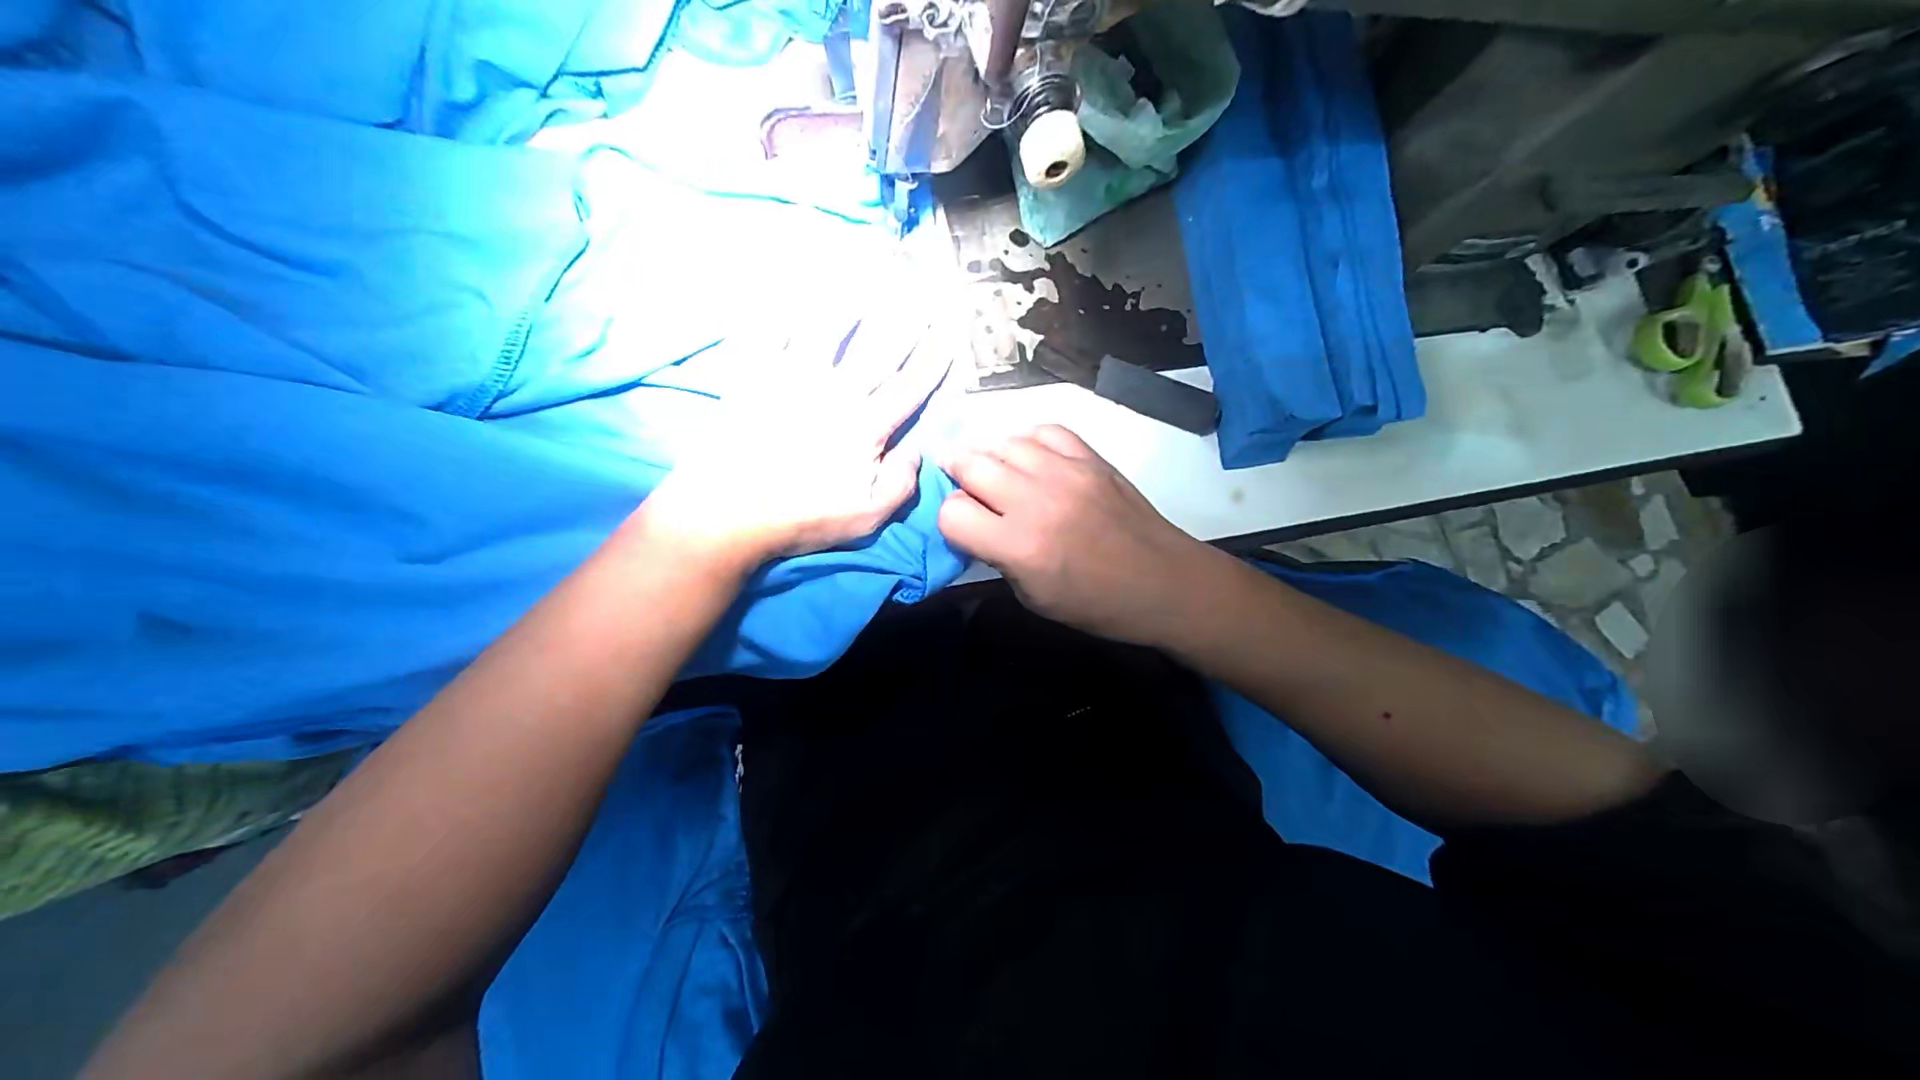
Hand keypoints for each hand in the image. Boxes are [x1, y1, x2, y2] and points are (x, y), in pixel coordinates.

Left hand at [635, 311, 949, 568]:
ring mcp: (792, 379)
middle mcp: (834, 393)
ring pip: (825, 326)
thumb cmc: (799, 518)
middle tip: (920, 287)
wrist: (727, 512)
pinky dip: (779, 304)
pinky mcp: (754, 376)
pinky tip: (788, 283)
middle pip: (876, 346)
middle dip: (903, 315)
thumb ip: (899, 485)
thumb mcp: (865, 518)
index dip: (931, 359)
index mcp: (865, 427)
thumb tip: (918, 450)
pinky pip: (768, 329)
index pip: (908, 386)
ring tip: (863, 270)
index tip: (946, 333)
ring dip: (848, 296)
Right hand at [937, 425, 1234, 646]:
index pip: (952, 512)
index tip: (962, 526)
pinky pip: (1045, 430)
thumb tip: (974, 526)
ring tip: (991, 467)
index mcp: (1019, 546)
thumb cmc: (1096, 604)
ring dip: (989, 454)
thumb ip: (997, 558)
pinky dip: (1028, 440)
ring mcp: (1066, 472)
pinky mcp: (1091, 458)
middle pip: (971, 464)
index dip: (949, 520)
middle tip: (957, 480)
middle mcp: (1036, 501)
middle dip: (956, 473)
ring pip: (1004, 441)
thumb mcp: (1033, 598)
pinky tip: (1028, 455)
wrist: (1163, 583)